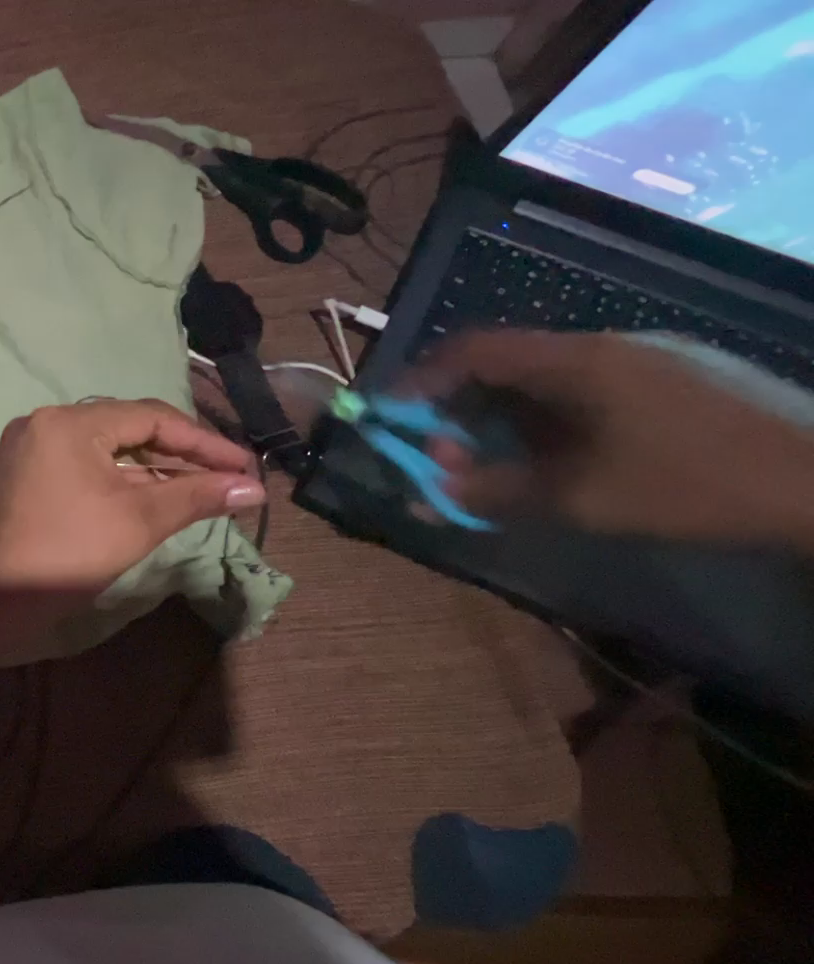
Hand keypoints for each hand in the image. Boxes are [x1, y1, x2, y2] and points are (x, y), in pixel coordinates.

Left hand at [0, 399, 263, 651]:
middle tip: (225, 477)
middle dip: (178, 454)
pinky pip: (77, 468)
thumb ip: (196, 497)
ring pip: (101, 451)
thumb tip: (253, 487)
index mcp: (67, 423)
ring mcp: (24, 451)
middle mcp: (41, 425)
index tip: (245, 467)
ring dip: (148, 470)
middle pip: (125, 429)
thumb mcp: (137, 523)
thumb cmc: (65, 557)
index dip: (204, 442)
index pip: (151, 416)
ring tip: (197, 492)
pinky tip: (149, 500)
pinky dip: (114, 481)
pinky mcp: (17, 479)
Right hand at [415, 330, 813, 546]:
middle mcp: (604, 348)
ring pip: (539, 378)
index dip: (420, 380)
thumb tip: (422, 494)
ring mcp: (641, 361)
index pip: (474, 350)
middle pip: (503, 362)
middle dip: (456, 407)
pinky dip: (539, 420)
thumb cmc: (691, 485)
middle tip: (441, 454)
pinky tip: (547, 457)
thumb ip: (491, 491)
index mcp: (579, 363)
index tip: (388, 414)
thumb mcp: (577, 498)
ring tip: (487, 462)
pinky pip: (577, 390)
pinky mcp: (666, 381)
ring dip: (498, 417)